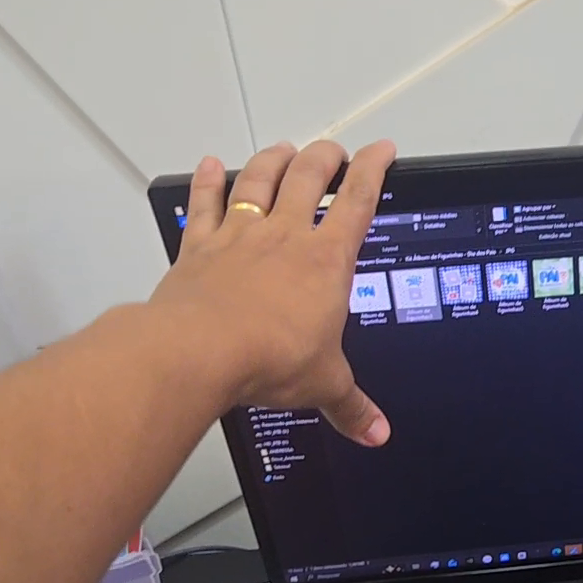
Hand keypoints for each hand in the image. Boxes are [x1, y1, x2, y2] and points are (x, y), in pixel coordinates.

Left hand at [148, 139, 395, 446]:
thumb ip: (352, 407)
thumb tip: (377, 433)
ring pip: (260, 180)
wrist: (199, 352)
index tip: (382, 150)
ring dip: (274, 159)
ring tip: (284, 149)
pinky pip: (206, 203)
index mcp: (326, 261)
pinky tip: (211, 165)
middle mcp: (285, 237)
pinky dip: (209, 181)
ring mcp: (240, 237)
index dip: (374, 169)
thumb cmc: (267, 357)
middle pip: (309, 177)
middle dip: (326, 157)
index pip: (358, 200)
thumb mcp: (324, 384)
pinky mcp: (199, 248)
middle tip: (334, 150)